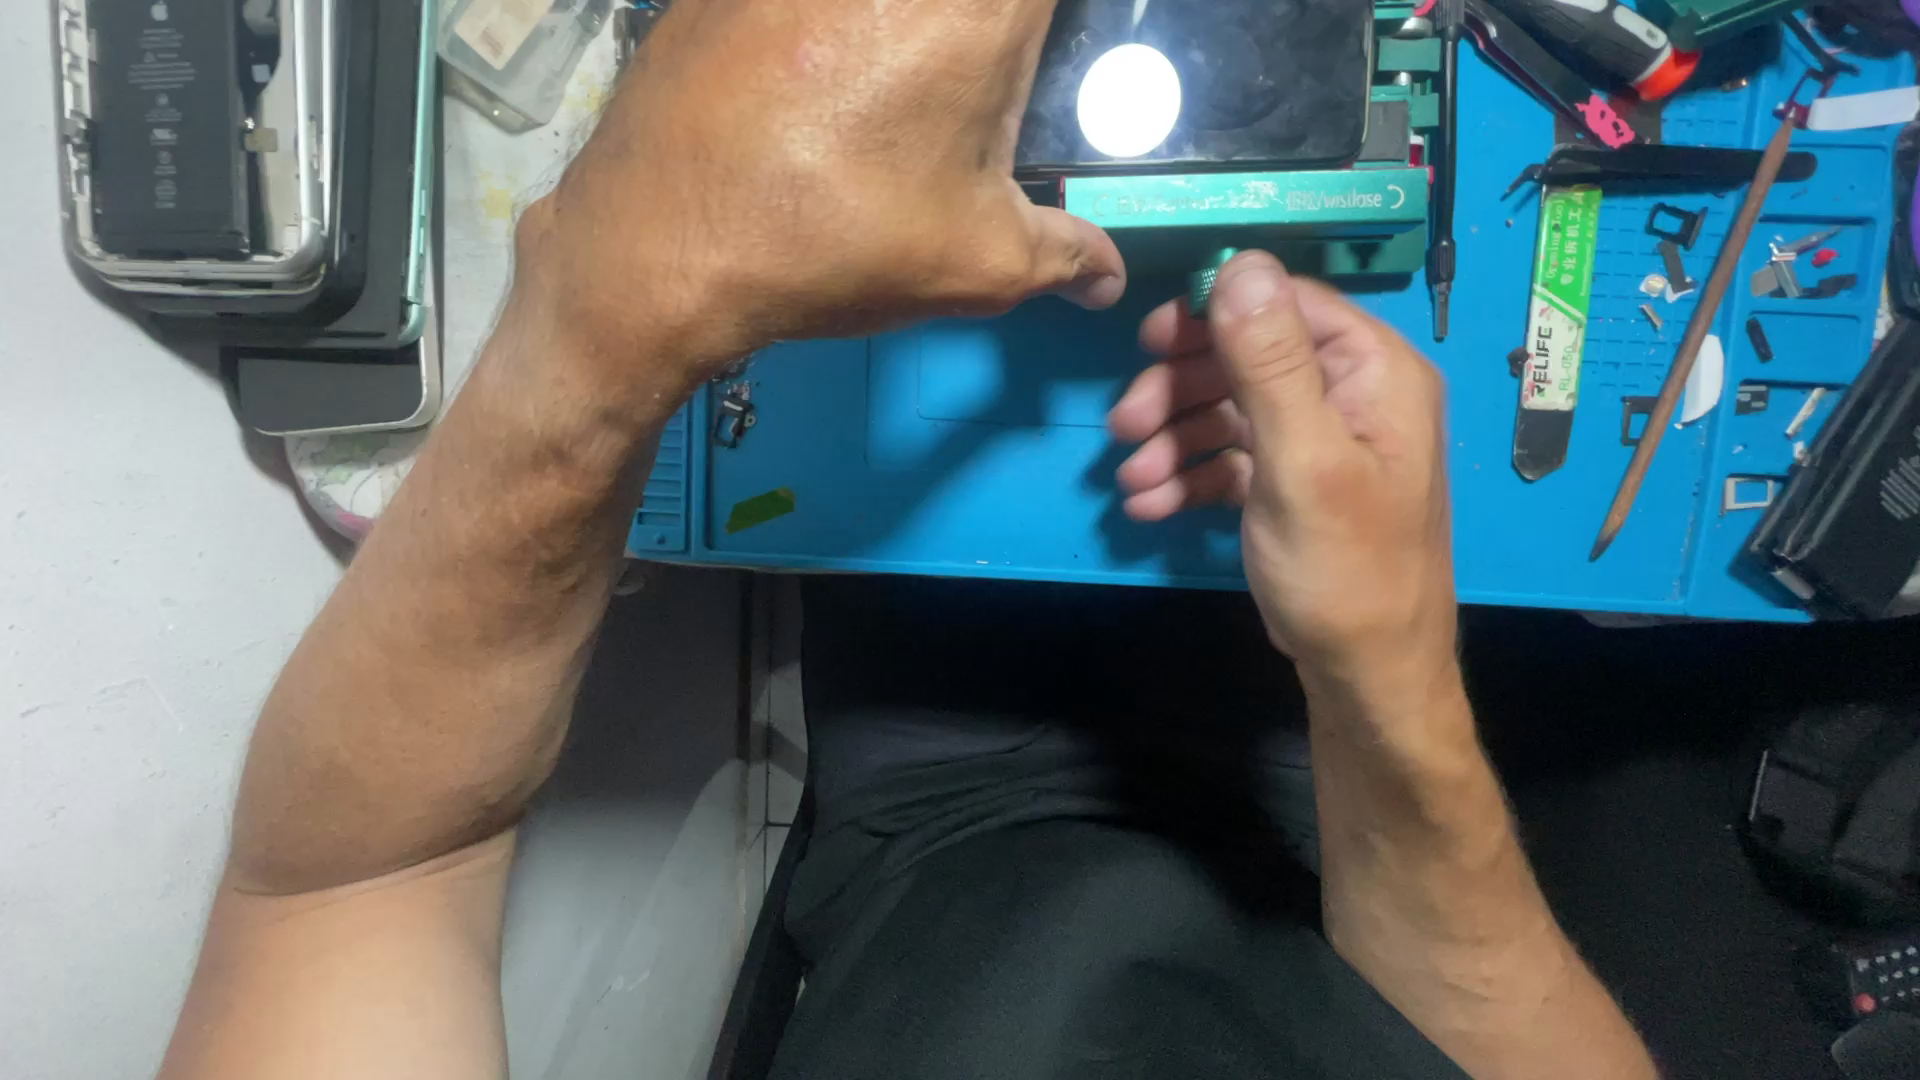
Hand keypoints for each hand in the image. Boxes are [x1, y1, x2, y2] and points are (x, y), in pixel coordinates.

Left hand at [508, 0, 1125, 421]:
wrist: (669, 243)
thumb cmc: (844, 244)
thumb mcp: (979, 265)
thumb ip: (1065, 255)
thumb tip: (1106, 276)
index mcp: (983, 0)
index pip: (1053, 1)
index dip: (1049, 33)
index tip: (1028, 75)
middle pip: (972, 5)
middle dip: (980, 41)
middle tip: (970, 91)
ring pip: (894, 5)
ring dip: (908, 37)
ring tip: (888, 102)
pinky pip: (813, 2)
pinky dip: (838, 31)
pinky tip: (819, 84)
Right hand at [1106, 251, 1455, 689]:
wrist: (1361, 669)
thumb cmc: (1343, 567)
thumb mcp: (1301, 462)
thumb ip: (1269, 364)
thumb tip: (1239, 263)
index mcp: (1369, 372)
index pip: (1285, 306)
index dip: (1214, 314)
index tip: (1150, 339)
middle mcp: (1342, 395)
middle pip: (1243, 360)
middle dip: (1177, 392)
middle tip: (1122, 424)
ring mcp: (1309, 441)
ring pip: (1223, 413)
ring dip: (1170, 442)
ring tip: (1131, 480)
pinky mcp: (1281, 482)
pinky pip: (1224, 460)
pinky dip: (1185, 476)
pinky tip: (1149, 504)